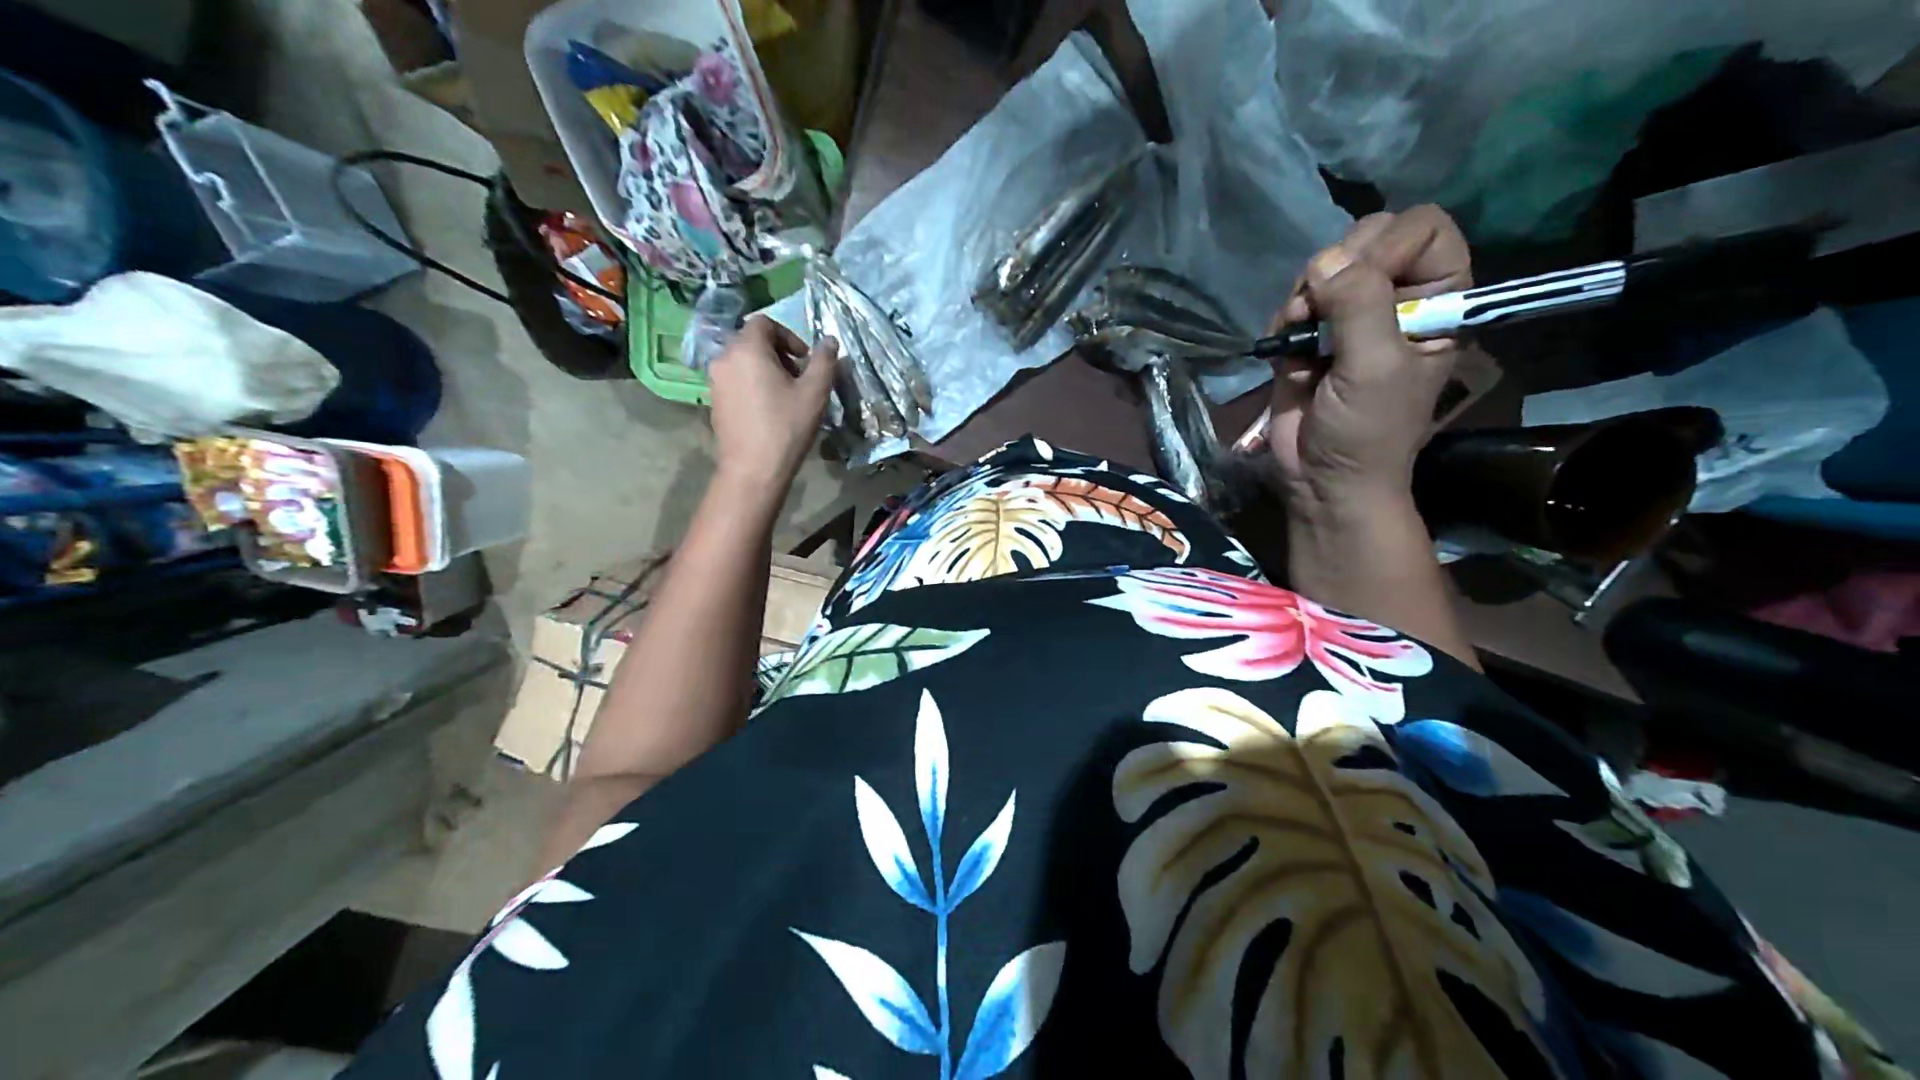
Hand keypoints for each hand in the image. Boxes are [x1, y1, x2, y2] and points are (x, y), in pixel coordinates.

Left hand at [708, 316, 838, 487]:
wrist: (753, 470)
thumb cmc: (786, 427)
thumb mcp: (815, 392)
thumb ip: (824, 360)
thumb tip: (829, 341)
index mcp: (747, 349)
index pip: (764, 322)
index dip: (788, 335)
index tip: (805, 359)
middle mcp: (724, 358)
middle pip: (752, 341)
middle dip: (778, 353)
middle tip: (799, 377)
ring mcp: (715, 381)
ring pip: (743, 361)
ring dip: (765, 369)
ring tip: (785, 395)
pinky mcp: (714, 401)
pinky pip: (735, 380)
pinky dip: (752, 384)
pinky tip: (768, 409)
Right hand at [1266, 205, 1472, 505]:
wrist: (1323, 479)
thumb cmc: (1367, 430)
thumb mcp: (1374, 367)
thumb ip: (1358, 306)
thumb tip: (1323, 260)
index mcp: (1438, 299)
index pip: (1423, 230)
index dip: (1387, 247)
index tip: (1359, 285)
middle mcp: (1397, 298)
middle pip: (1370, 237)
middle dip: (1338, 268)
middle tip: (1321, 310)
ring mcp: (1350, 315)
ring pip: (1326, 266)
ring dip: (1305, 295)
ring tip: (1299, 332)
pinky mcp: (1311, 334)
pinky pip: (1295, 299)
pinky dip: (1286, 317)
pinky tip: (1286, 345)